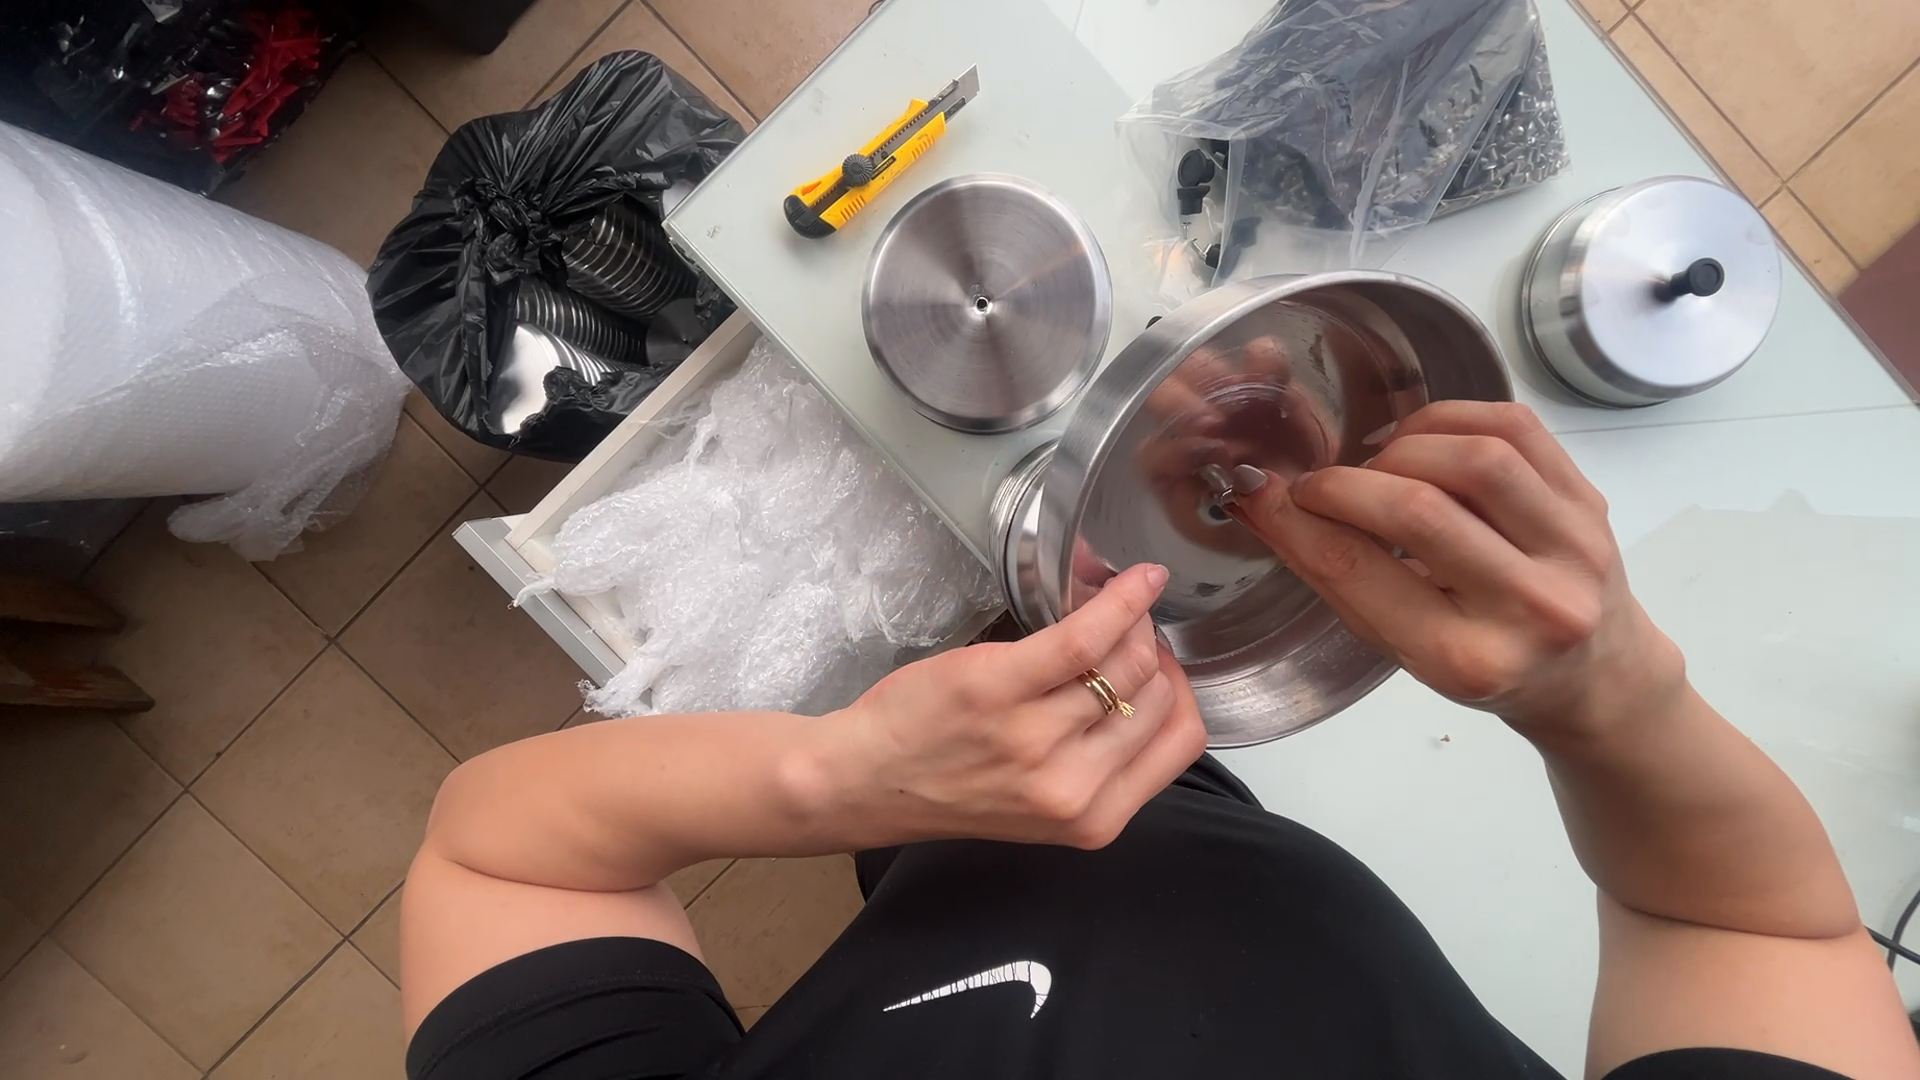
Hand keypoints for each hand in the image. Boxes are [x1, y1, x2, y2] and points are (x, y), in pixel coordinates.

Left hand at [810, 563, 1207, 848]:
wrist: (870, 781)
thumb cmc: (954, 783)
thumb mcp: (1044, 799)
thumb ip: (1100, 761)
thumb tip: (1149, 684)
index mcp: (1093, 817)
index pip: (1181, 740)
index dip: (1178, 691)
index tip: (1160, 665)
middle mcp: (1073, 784)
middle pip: (1156, 694)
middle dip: (1152, 651)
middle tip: (1128, 628)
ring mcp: (1037, 737)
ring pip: (1127, 661)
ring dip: (1132, 623)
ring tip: (1113, 605)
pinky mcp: (1001, 689)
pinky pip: (1084, 637)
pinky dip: (1118, 601)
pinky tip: (1134, 580)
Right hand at [1229, 401, 1684, 739]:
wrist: (1590, 672)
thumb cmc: (1473, 663)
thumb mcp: (1392, 643)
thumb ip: (1331, 573)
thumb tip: (1262, 501)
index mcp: (1464, 657)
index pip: (1356, 570)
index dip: (1294, 522)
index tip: (1258, 494)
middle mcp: (1531, 605)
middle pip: (1416, 509)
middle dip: (1341, 486)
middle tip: (1311, 487)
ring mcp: (1575, 547)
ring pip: (1473, 458)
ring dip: (1398, 450)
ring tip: (1371, 467)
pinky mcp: (1592, 501)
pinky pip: (1515, 427)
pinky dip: (1447, 419)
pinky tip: (1416, 439)